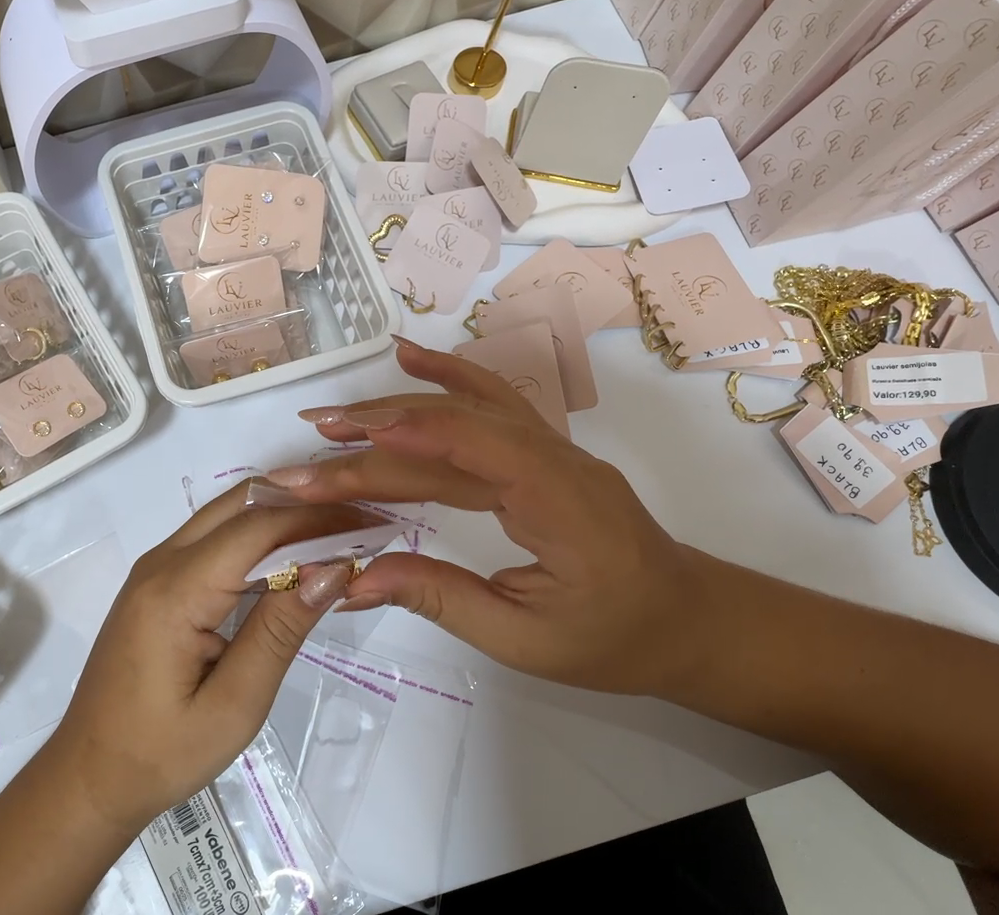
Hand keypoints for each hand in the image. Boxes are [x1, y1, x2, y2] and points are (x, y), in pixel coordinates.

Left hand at [39, 483, 369, 833]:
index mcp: (175, 591)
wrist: (91, 774)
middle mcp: (160, 563)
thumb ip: (280, 631)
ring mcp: (154, 569)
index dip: (317, 521)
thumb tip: (333, 570)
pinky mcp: (156, 582)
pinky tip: (293, 558)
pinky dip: (257, 539)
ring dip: (281, 518)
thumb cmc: (162, 753)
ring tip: (339, 537)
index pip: (257, 528)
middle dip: (303, 508)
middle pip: (239, 506)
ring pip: (225, 516)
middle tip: (362, 525)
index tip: (372, 528)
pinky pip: (212, 540)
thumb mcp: (234, 704)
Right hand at [263, 338, 712, 696]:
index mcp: (561, 504)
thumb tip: (352, 578)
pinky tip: (409, 360)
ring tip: (334, 416)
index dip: (401, 443)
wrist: (688, 619)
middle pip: (455, 428)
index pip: (471, 452)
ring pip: (466, 408)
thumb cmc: (613, 638)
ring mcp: (552, 447)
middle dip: (377, 434)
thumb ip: (438, 597)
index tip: (336, 450)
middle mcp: (556, 459)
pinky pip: (489, 403)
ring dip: (396, 406)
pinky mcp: (540, 450)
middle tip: (310, 447)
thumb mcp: (524, 638)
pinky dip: (447, 376)